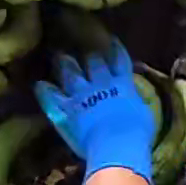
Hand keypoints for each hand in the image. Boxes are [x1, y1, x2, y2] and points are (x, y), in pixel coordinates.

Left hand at [35, 40, 155, 184]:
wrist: (116, 143)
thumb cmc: (137, 132)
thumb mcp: (145, 113)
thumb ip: (137, 101)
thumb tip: (135, 96)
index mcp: (122, 84)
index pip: (120, 62)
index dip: (116, 50)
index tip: (112, 41)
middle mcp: (101, 84)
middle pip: (94, 64)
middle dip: (91, 57)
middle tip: (86, 50)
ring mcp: (82, 96)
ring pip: (71, 75)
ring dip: (66, 65)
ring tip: (61, 57)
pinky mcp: (67, 110)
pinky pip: (53, 98)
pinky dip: (46, 91)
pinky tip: (40, 85)